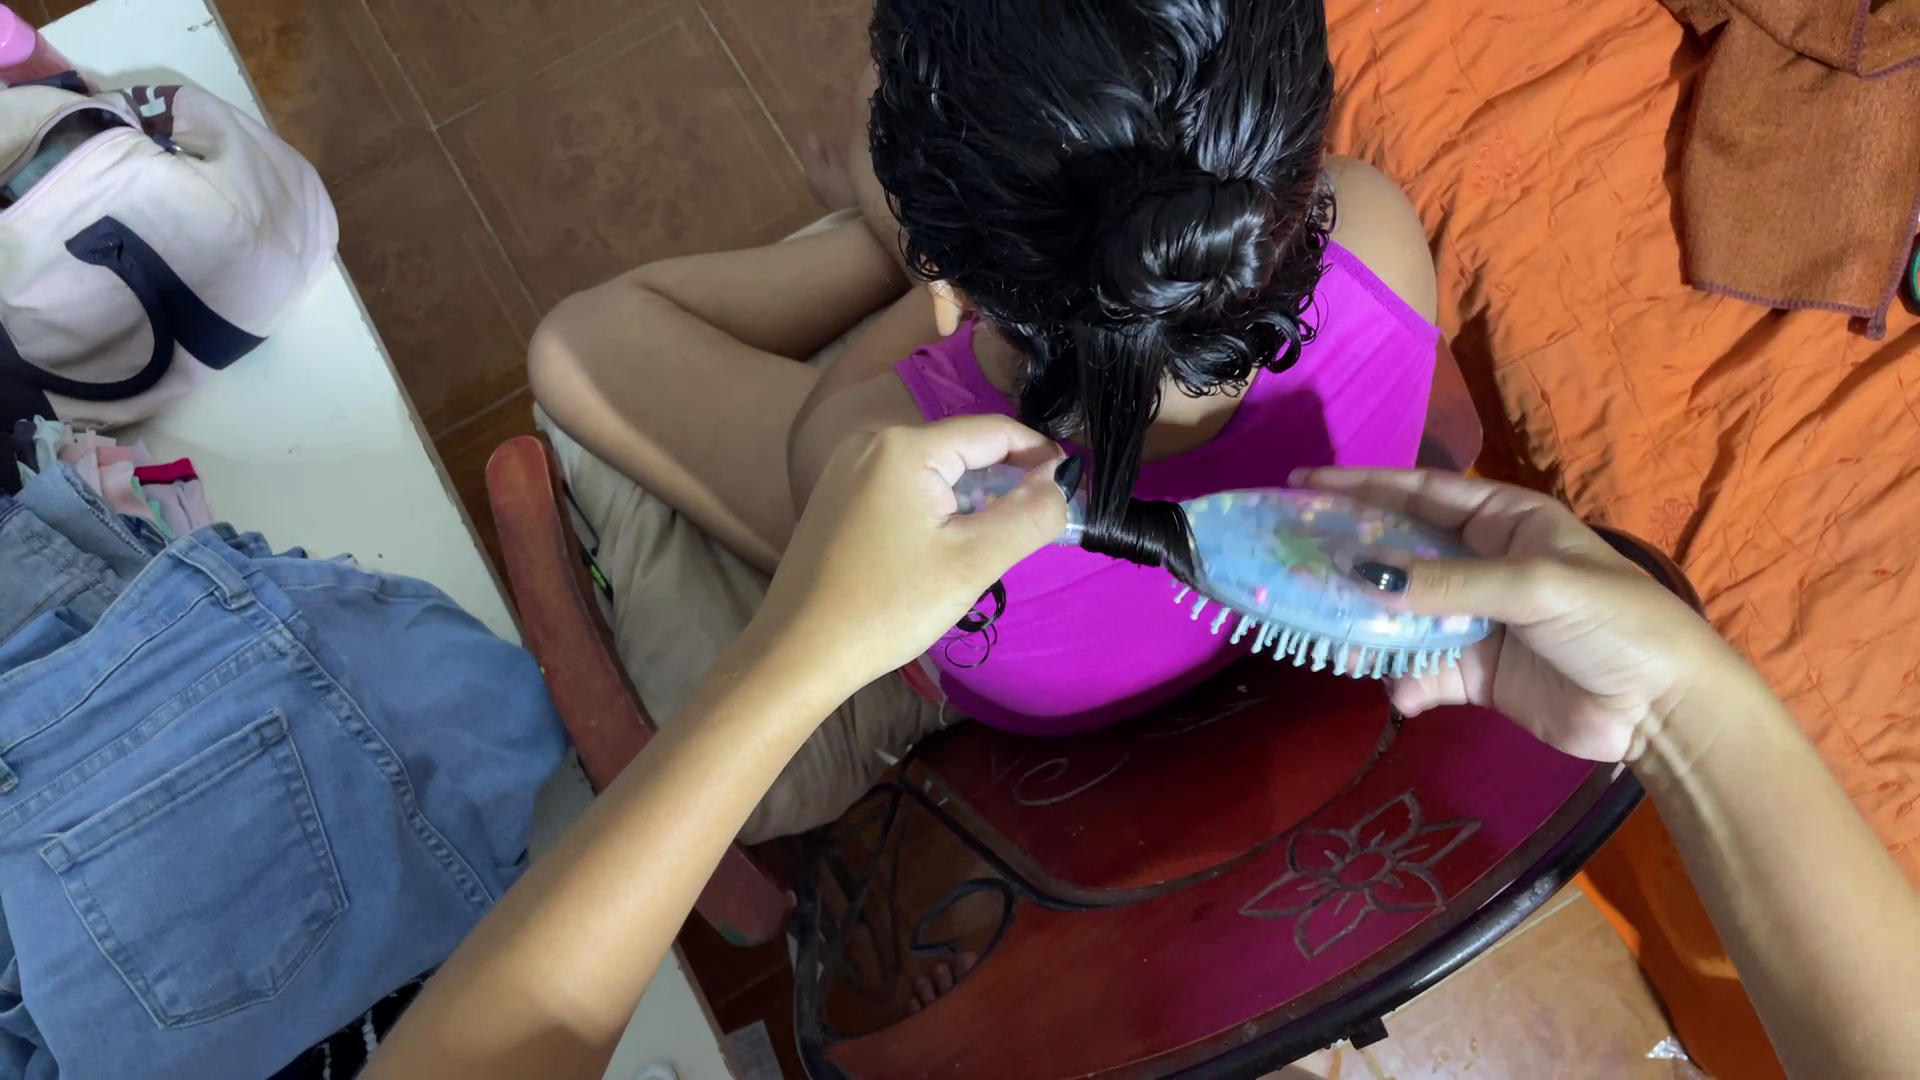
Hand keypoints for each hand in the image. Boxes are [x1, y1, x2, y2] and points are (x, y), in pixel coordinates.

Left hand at [747, 416, 1067, 691]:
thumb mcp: (973, 562)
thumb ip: (1030, 514)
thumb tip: (1059, 479)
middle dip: (1003, 481)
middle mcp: (871, 442)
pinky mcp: (836, 496)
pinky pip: (902, 486)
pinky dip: (935, 507)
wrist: (799, 651)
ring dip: (970, 497)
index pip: (993, 432)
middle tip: (1030, 528)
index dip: (1039, 454)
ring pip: (932, 470)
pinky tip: (942, 544)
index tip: (1069, 488)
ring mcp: (847, 468)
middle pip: (961, 449)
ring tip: (989, 542)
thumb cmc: (889, 606)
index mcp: (905, 447)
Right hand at [1296, 468, 1739, 761]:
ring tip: (1332, 640)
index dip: (1359, 486)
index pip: (1418, 493)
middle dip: (1347, 559)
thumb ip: (1447, 581)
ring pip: (1396, 612)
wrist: (1665, 715)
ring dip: (1365, 628)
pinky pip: (1417, 666)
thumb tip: (1361, 575)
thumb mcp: (1536, 587)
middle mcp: (1476, 562)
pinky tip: (1403, 691)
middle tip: (1292, 560)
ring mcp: (1468, 616)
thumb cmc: (1617, 624)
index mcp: (1501, 522)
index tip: (1302, 485)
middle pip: (1395, 551)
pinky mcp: (1467, 668)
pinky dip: (1404, 680)